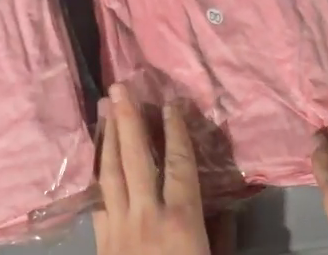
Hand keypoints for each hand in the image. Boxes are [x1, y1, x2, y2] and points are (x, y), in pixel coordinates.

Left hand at [95, 84, 213, 254]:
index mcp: (181, 218)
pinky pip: (96, 198)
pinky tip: (97, 154)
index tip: (170, 103)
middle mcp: (148, 215)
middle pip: (136, 158)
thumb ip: (220, 230)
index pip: (178, 164)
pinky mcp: (101, 241)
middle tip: (119, 87)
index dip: (175, 131)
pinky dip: (97, 172)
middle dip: (128, 119)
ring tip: (105, 108)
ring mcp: (119, 227)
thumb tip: (231, 206)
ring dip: (108, 137)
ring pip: (111, 173)